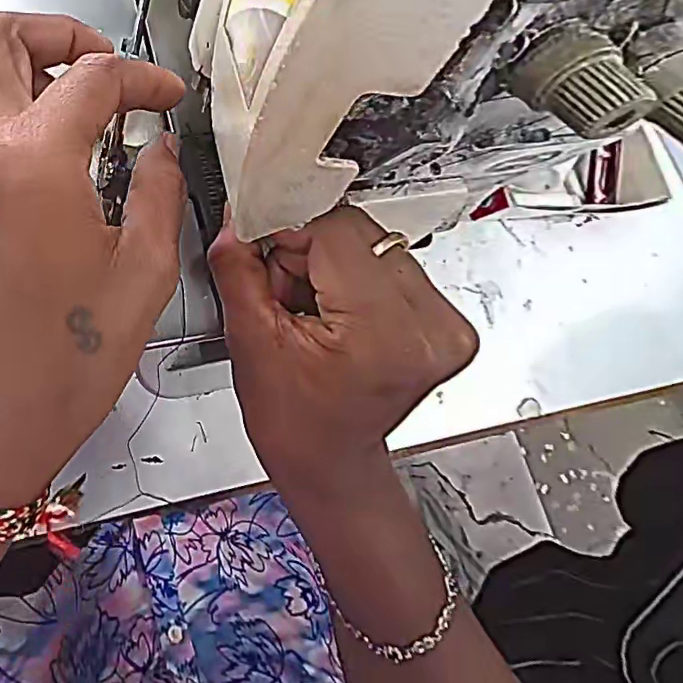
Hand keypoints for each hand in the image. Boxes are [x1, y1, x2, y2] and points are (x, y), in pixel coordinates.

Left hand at [0, 13, 185, 506]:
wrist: (1, 408)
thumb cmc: (75, 352)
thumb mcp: (146, 269)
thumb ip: (159, 189)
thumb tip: (158, 147)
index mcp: (34, 161)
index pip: (92, 76)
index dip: (141, 78)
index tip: (164, 98)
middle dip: (60, 33)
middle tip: (104, 70)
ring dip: (9, 56)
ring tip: (57, 89)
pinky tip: (25, 133)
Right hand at [206, 206, 479, 494]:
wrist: (329, 460)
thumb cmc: (297, 424)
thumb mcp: (252, 343)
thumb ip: (239, 269)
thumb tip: (235, 221)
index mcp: (383, 331)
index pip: (334, 228)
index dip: (286, 229)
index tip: (258, 237)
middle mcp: (429, 325)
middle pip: (356, 233)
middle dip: (307, 252)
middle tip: (285, 296)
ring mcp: (445, 324)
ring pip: (372, 243)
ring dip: (330, 264)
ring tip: (312, 312)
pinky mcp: (447, 322)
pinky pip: (390, 265)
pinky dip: (355, 277)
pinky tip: (337, 314)